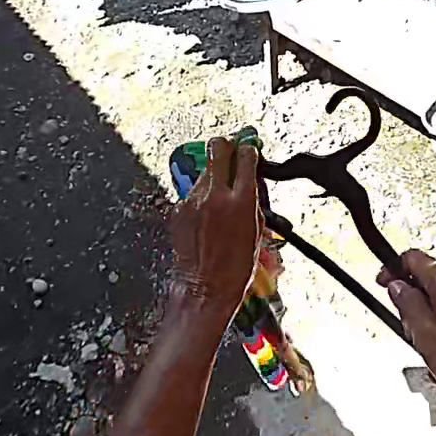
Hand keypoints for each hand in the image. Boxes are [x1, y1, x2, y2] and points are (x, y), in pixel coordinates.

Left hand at [168, 138, 261, 329]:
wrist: (205, 290)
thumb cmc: (235, 270)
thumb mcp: (256, 232)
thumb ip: (251, 202)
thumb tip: (250, 182)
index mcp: (241, 201)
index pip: (246, 156)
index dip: (248, 150)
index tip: (249, 151)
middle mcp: (215, 195)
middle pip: (217, 147)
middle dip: (225, 146)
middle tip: (230, 153)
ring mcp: (193, 200)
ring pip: (204, 170)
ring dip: (212, 176)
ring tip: (219, 198)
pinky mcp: (178, 209)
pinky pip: (192, 193)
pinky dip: (200, 198)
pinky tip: (206, 216)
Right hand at [379, 250, 435, 416]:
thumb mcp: (426, 337)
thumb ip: (407, 305)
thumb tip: (397, 287)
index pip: (412, 258)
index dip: (393, 270)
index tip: (384, 283)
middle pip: (429, 278)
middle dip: (413, 300)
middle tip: (407, 326)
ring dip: (431, 317)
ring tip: (431, 348)